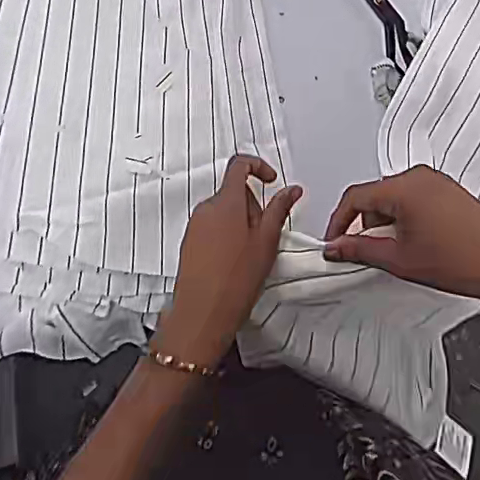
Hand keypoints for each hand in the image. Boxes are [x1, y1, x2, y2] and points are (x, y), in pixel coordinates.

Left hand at [153, 155, 300, 369]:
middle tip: (264, 232)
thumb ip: (279, 209)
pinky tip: (235, 261)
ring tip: (250, 253)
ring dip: (240, 221)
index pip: (240, 165)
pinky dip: (226, 234)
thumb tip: (290, 190)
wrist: (202, 314)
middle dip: (253, 205)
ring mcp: (195, 225)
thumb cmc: (233, 281)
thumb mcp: (267, 241)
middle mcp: (206, 208)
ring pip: (224, 209)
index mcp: (227, 202)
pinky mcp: (190, 241)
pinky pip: (212, 225)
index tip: (271, 180)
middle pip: (234, 190)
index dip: (259, 167)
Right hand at [322, 165, 479, 299]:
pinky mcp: (446, 188)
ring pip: (392, 196)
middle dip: (366, 223)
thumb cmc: (464, 260)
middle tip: (372, 251)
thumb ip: (361, 249)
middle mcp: (418, 176)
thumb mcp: (400, 260)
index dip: (339, 221)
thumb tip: (338, 246)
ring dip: (387, 221)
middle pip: (374, 195)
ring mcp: (434, 180)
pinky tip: (417, 241)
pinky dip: (405, 216)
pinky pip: (412, 196)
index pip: (355, 197)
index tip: (335, 240)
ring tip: (403, 251)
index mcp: (404, 188)